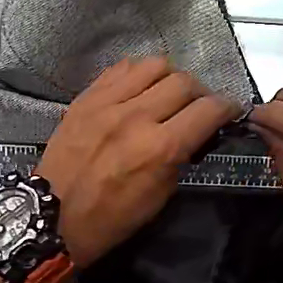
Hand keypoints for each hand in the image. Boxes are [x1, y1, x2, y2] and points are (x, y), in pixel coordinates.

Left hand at [36, 57, 239, 267]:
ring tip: (167, 92)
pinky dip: (138, 74)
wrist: (53, 216)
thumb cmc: (111, 217)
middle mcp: (136, 116)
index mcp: (160, 148)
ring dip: (169, 76)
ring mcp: (108, 102)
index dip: (227, 107)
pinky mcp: (87, 97)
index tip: (229, 110)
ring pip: (154, 65)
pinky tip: (139, 88)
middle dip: (200, 92)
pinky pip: (121, 68)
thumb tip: (195, 131)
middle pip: (183, 81)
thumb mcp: (160, 196)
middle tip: (197, 105)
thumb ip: (181, 156)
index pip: (207, 110)